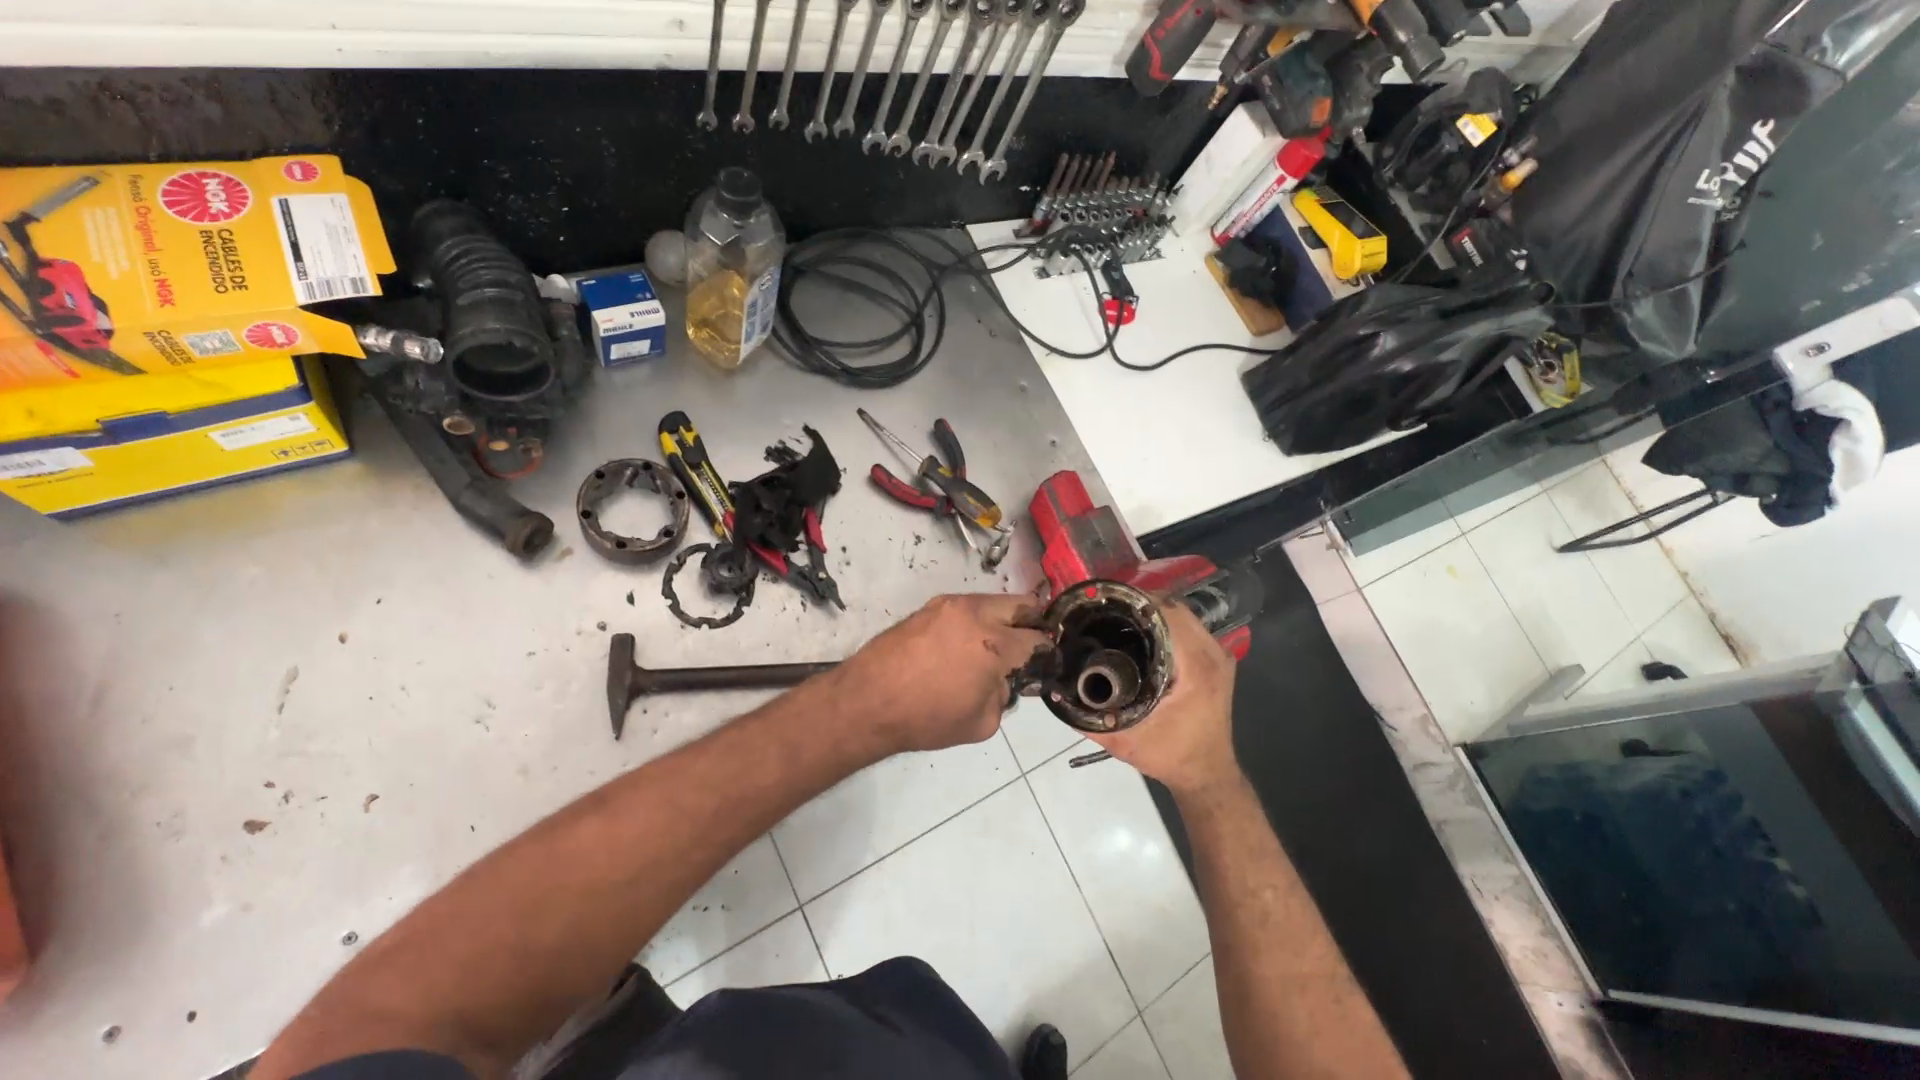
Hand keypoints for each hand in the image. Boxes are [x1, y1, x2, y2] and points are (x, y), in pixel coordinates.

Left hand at [832, 594, 1050, 754]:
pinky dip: (974, 621)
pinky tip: (964, 646)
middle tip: (1029, 645)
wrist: (866, 702)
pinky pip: (965, 608)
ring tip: (993, 647)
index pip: (1036, 639)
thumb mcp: (981, 723)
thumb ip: (1002, 696)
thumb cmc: (925, 719)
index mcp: (993, 645)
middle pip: (1021, 606)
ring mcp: (949, 606)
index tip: (1045, 661)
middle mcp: (975, 615)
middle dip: (1031, 623)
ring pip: (992, 602)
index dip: (1046, 651)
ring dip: (1001, 620)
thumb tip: (1000, 681)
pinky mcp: (928, 608)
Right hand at [1087, 599, 1239, 796]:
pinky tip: (1138, 631)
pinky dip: (1164, 622)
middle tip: (1103, 609)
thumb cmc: (1171, 757)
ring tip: (1116, 616)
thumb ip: (1089, 719)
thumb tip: (1057, 692)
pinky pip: (1188, 626)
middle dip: (1137, 603)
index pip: (1167, 614)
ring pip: (1182, 614)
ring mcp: (1218, 653)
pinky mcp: (1215, 658)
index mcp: (1196, 668)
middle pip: (1174, 608)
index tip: (1102, 603)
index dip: (1133, 602)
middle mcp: (1212, 653)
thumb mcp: (1126, 741)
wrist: (1207, 774)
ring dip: (1151, 611)